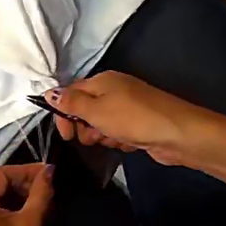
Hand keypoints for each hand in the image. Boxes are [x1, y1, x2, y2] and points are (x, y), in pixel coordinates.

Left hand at [0, 163, 54, 225]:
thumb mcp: (31, 224)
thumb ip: (41, 192)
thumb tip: (50, 169)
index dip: (26, 171)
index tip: (50, 173)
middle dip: (23, 184)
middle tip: (50, 188)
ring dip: (19, 197)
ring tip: (44, 201)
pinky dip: (11, 209)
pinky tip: (32, 213)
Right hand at [45, 73, 207, 166]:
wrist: (177, 134)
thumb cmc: (133, 119)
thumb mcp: (96, 110)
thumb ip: (70, 103)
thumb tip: (48, 92)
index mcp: (102, 81)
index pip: (71, 93)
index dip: (63, 114)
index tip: (65, 134)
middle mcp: (114, 90)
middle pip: (84, 110)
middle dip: (84, 127)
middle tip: (94, 136)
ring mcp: (127, 108)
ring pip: (100, 125)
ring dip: (102, 136)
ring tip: (114, 140)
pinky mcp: (137, 125)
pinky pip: (117, 133)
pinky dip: (118, 140)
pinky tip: (128, 144)